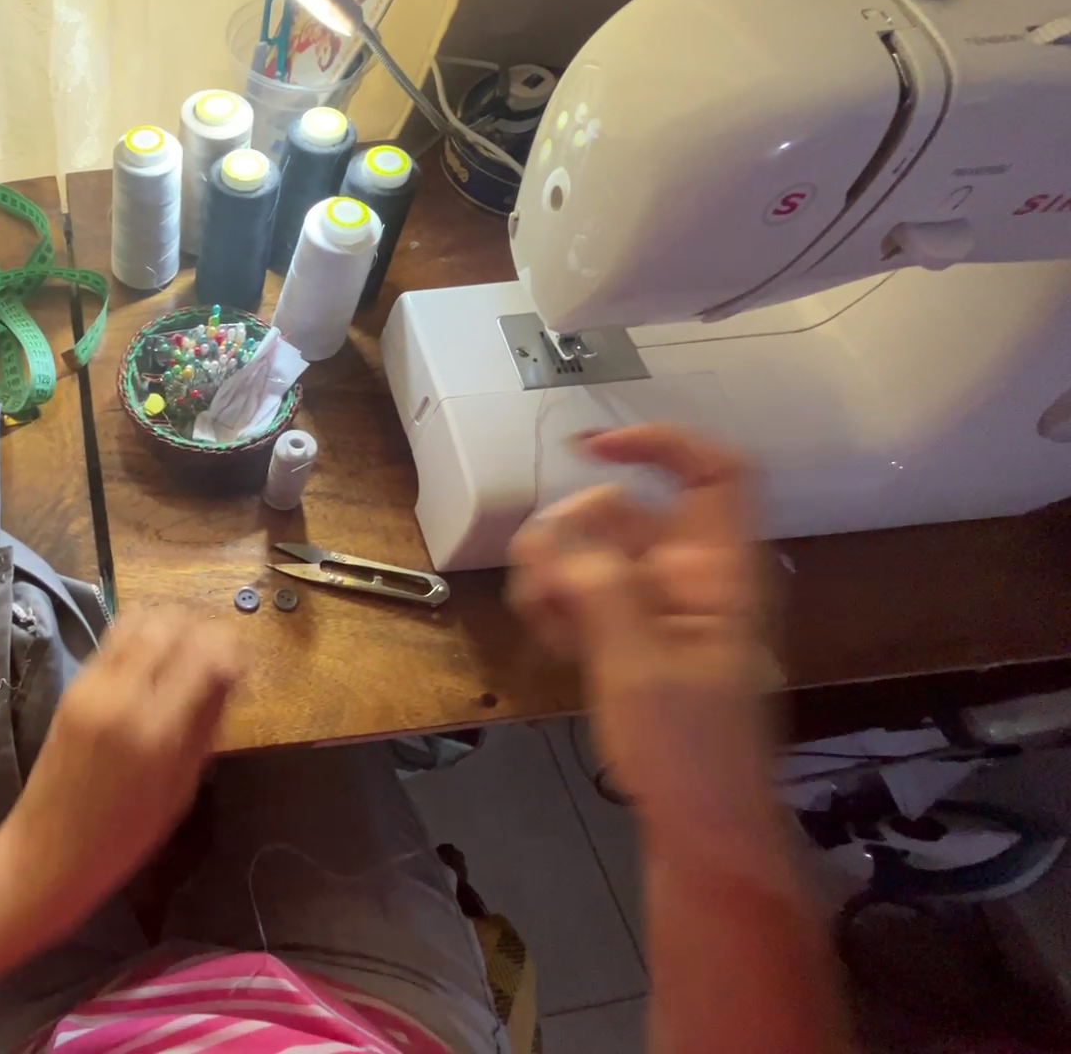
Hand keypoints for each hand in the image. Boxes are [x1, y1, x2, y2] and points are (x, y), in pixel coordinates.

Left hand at [0, 607, 242, 922]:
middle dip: (203, 628)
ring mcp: (91, 682)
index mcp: (156, 729)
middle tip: (218, 653)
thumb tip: (230, 676)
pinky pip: (115, 639)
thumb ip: (206, 724)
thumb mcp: (182, 786)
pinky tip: (156, 662)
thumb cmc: (126, 835)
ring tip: (188, 651)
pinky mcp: (74, 682)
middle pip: (170, 622)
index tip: (242, 665)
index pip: (206, 653)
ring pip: (140, 619)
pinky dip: (144, 637)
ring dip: (171, 625)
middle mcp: (121, 693)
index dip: (232, 649)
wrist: (49, 848)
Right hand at [507, 425, 777, 816]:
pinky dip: (552, 605)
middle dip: (569, 536)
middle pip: (620, 512)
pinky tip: (551, 642)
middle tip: (542, 582)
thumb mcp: (643, 666)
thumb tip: (553, 534)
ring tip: (546, 625)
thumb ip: (602, 591)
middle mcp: (684, 575)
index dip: (660, 445)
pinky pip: (574, 588)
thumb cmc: (688, 746)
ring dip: (550, 577)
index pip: (714, 475)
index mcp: (718, 573)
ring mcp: (650, 602)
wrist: (694, 815)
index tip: (589, 450)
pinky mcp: (622, 627)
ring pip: (585, 550)